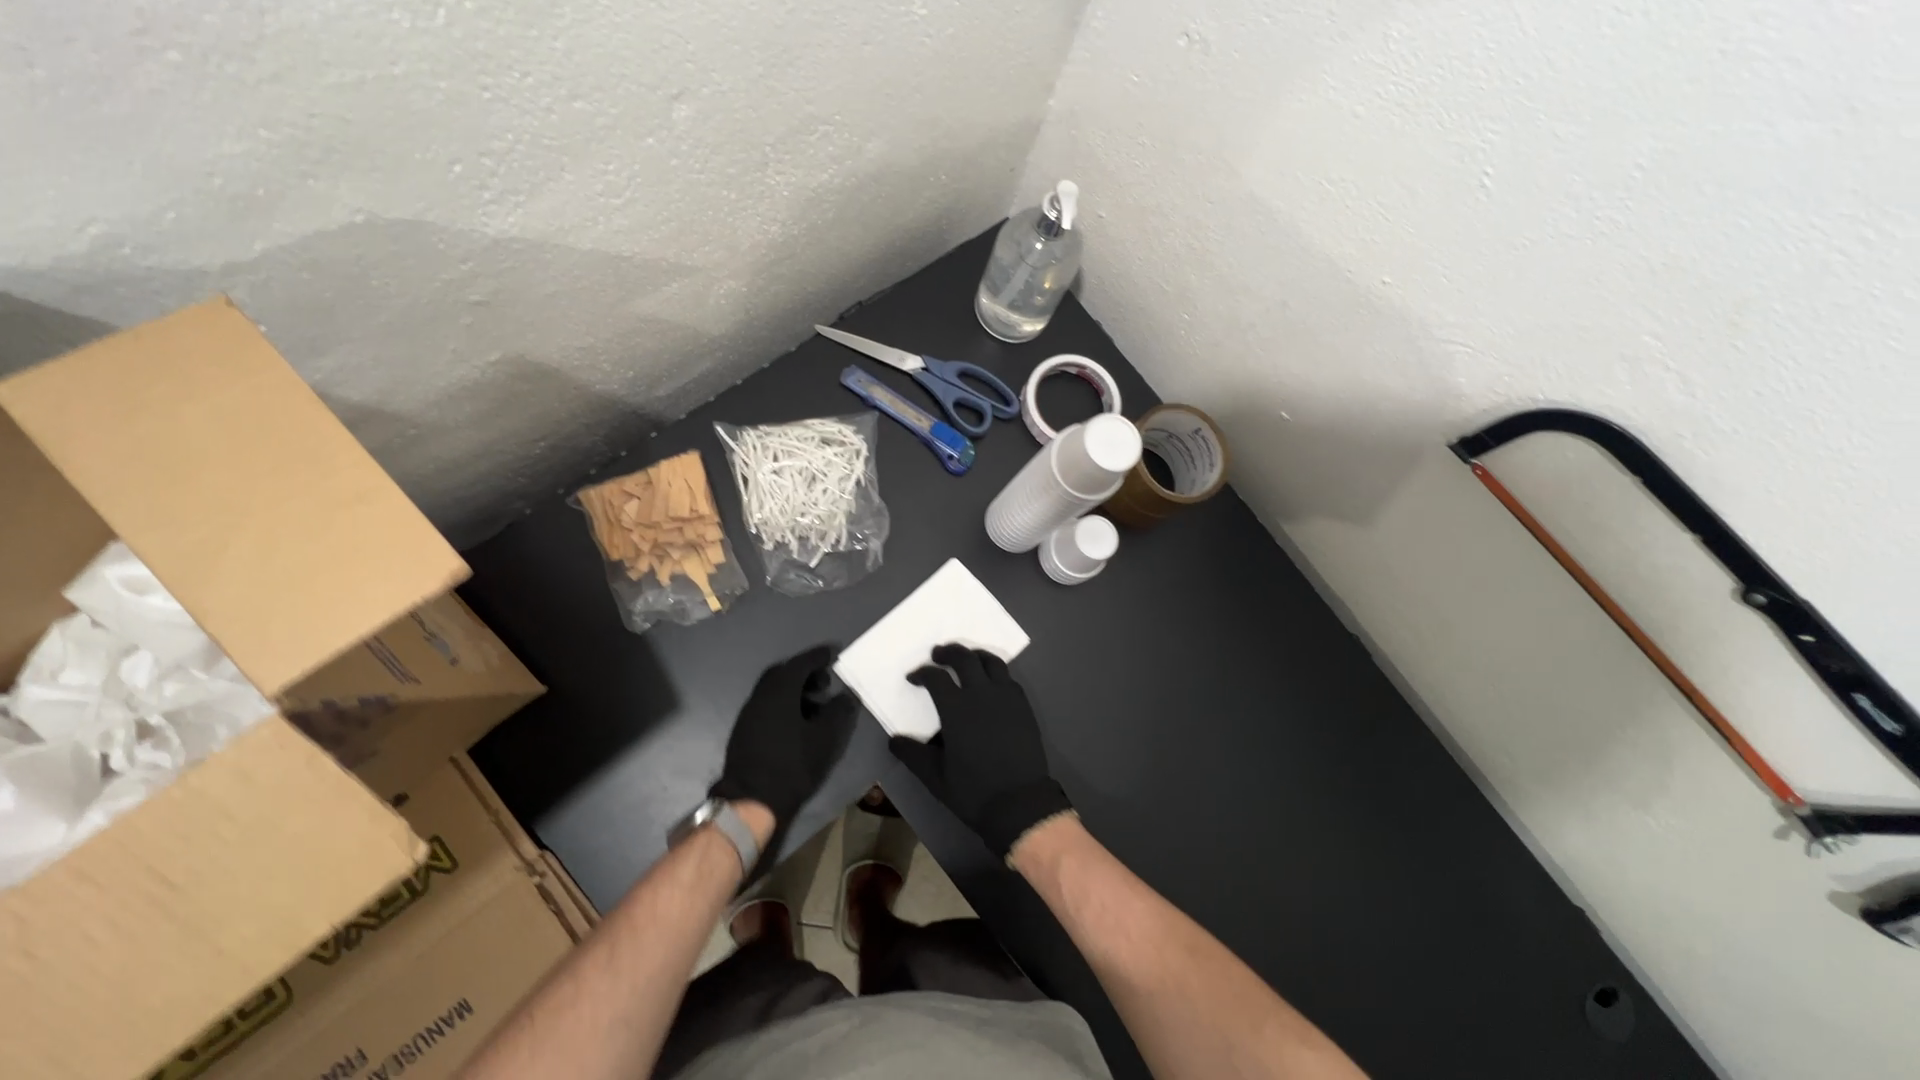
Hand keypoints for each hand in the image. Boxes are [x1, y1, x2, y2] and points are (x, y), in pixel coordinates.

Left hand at [711, 645, 855, 866]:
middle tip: (825, 681)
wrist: (752, 800)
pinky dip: (783, 703)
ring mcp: (749, 713)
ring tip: (815, 705)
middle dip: (805, 672)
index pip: (801, 663)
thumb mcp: (825, 738)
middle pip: (783, 673)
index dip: (818, 656)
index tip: (833, 652)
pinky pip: (766, 705)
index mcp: (780, 691)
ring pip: (773, 690)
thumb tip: (846, 695)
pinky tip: (796, 722)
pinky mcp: (744, 730)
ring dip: (794, 690)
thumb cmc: (793, 765)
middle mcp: (760, 696)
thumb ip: (838, 711)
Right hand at [890, 644, 1072, 858]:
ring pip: (992, 662)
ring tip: (967, 660)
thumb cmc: (974, 791)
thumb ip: (913, 754)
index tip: (914, 678)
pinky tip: (990, 684)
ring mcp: (1007, 698)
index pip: (936, 677)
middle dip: (948, 652)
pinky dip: (996, 674)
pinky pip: (1009, 679)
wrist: (1020, 803)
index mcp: (956, 709)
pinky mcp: (1024, 707)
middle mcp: (982, 695)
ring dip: (975, 655)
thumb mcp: (935, 777)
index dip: (922, 673)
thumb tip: (894, 740)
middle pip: (965, 658)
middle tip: (938, 655)